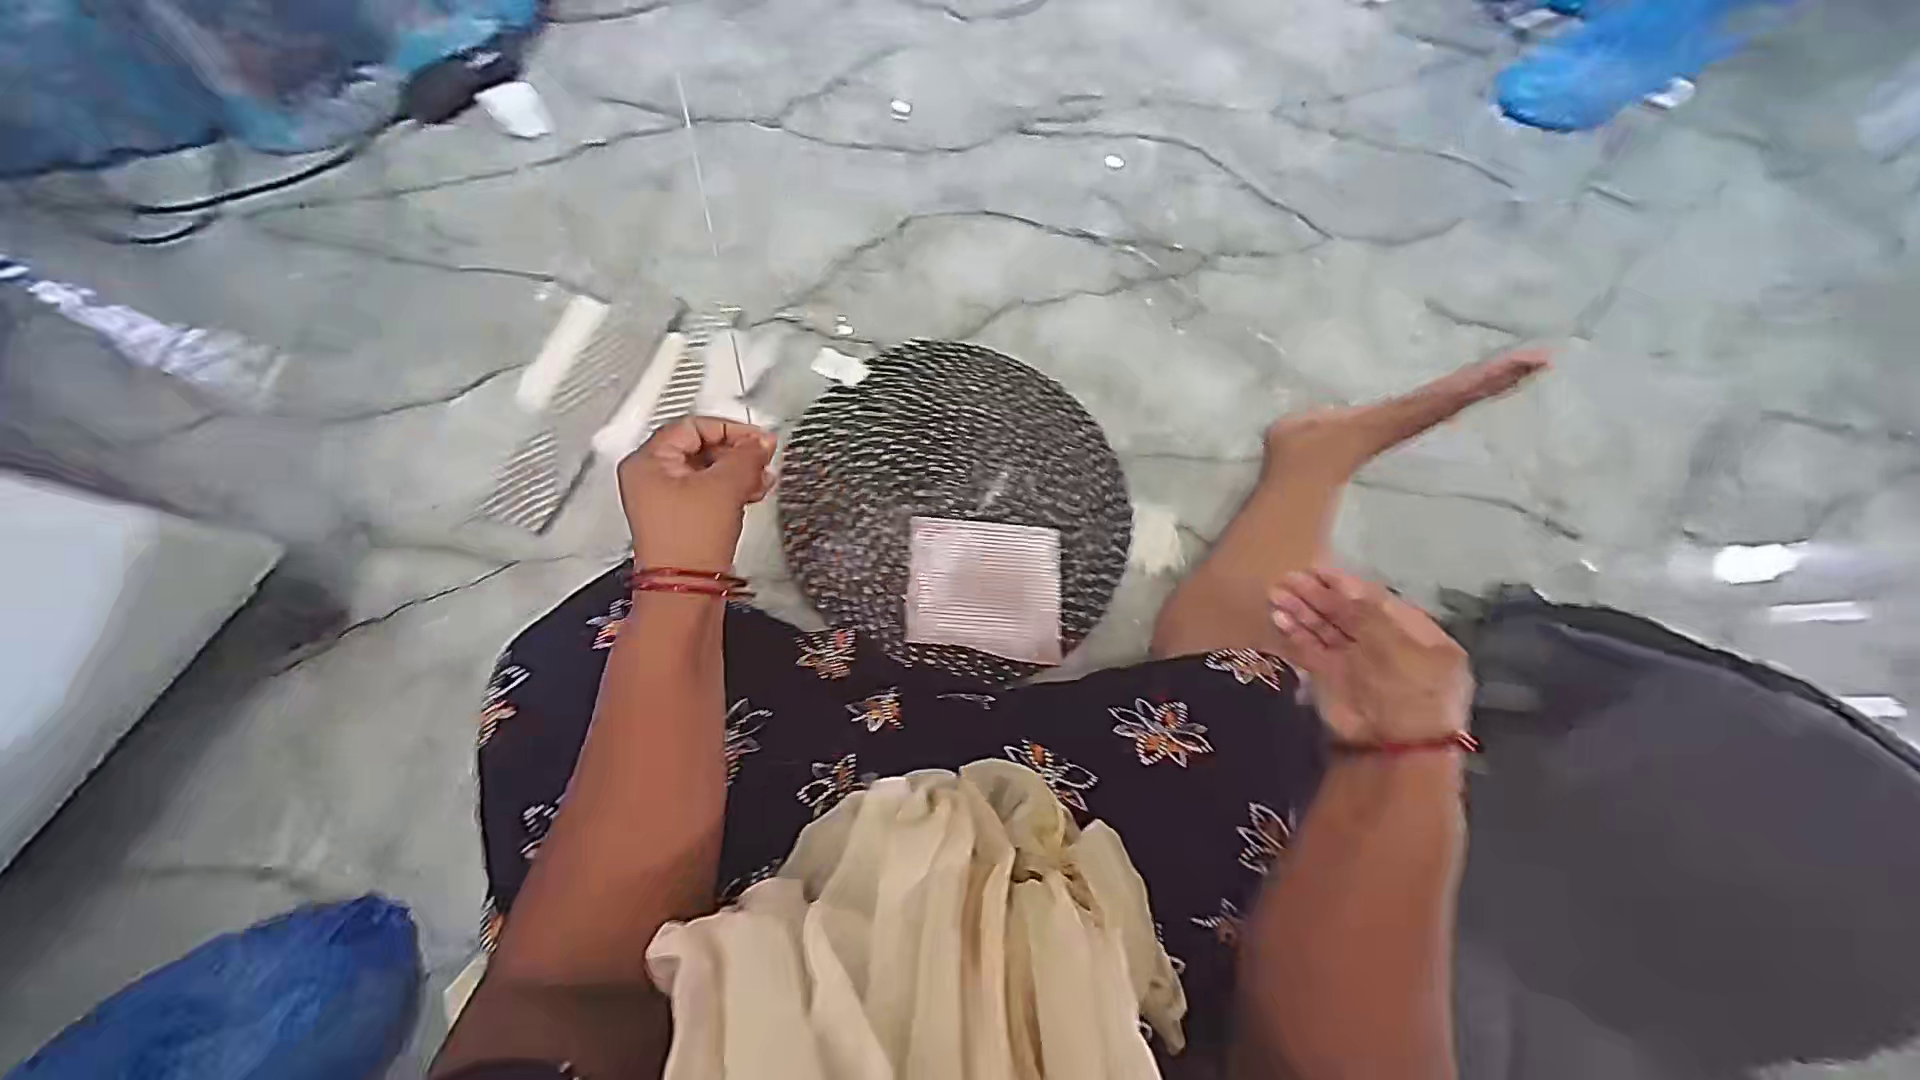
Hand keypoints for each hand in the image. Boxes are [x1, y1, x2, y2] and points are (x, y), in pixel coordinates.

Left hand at [618, 417, 776, 572]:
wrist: (686, 590)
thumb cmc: (690, 542)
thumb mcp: (725, 486)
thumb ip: (747, 456)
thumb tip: (762, 441)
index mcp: (648, 461)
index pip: (693, 426)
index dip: (730, 429)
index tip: (758, 439)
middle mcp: (651, 477)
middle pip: (700, 447)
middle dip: (737, 452)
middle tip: (762, 458)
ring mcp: (666, 499)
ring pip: (708, 471)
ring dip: (738, 472)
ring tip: (762, 479)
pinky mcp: (682, 519)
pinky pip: (709, 492)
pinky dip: (732, 489)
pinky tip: (752, 493)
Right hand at [1268, 568, 1471, 742]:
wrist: (1392, 748)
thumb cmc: (1409, 691)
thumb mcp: (1397, 645)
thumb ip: (1366, 613)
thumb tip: (1339, 586)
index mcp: (1417, 638)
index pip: (1378, 602)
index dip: (1347, 585)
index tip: (1317, 570)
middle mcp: (1386, 647)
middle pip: (1347, 613)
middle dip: (1317, 595)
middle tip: (1289, 578)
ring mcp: (1356, 664)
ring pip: (1324, 629)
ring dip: (1301, 611)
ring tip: (1275, 593)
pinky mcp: (1331, 679)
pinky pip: (1310, 650)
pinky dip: (1294, 634)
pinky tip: (1278, 618)